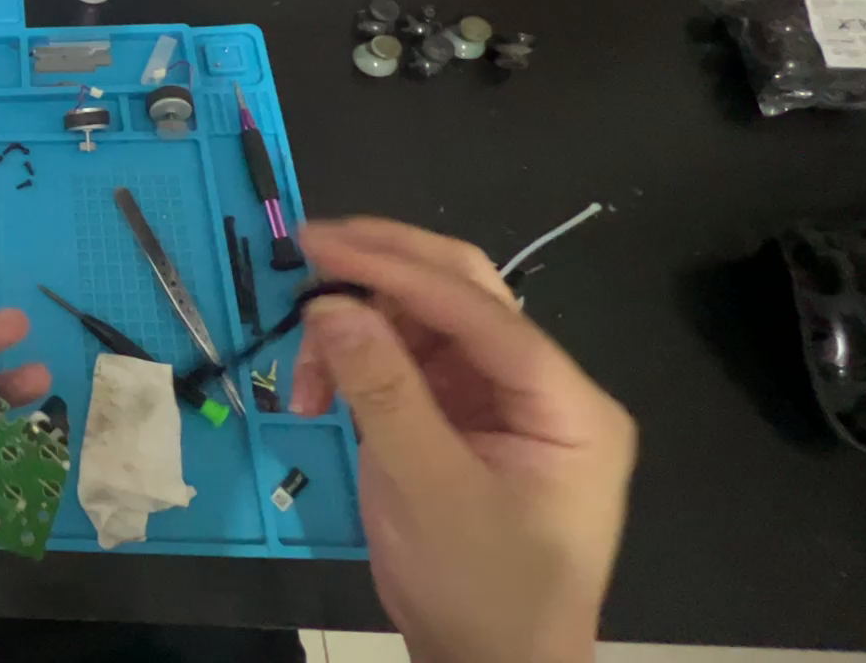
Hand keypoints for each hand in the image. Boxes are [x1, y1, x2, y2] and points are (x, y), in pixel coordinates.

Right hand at [289, 219, 635, 662]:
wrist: (480, 659)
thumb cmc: (478, 586)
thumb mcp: (427, 488)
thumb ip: (381, 389)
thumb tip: (327, 304)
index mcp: (563, 402)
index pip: (477, 310)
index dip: (395, 270)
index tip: (319, 245)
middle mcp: (530, 381)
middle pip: (454, 289)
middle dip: (378, 265)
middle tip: (307, 247)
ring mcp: (485, 390)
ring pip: (410, 316)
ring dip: (348, 327)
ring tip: (303, 373)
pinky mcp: (443, 404)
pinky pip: (387, 353)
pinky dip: (342, 360)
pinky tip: (311, 393)